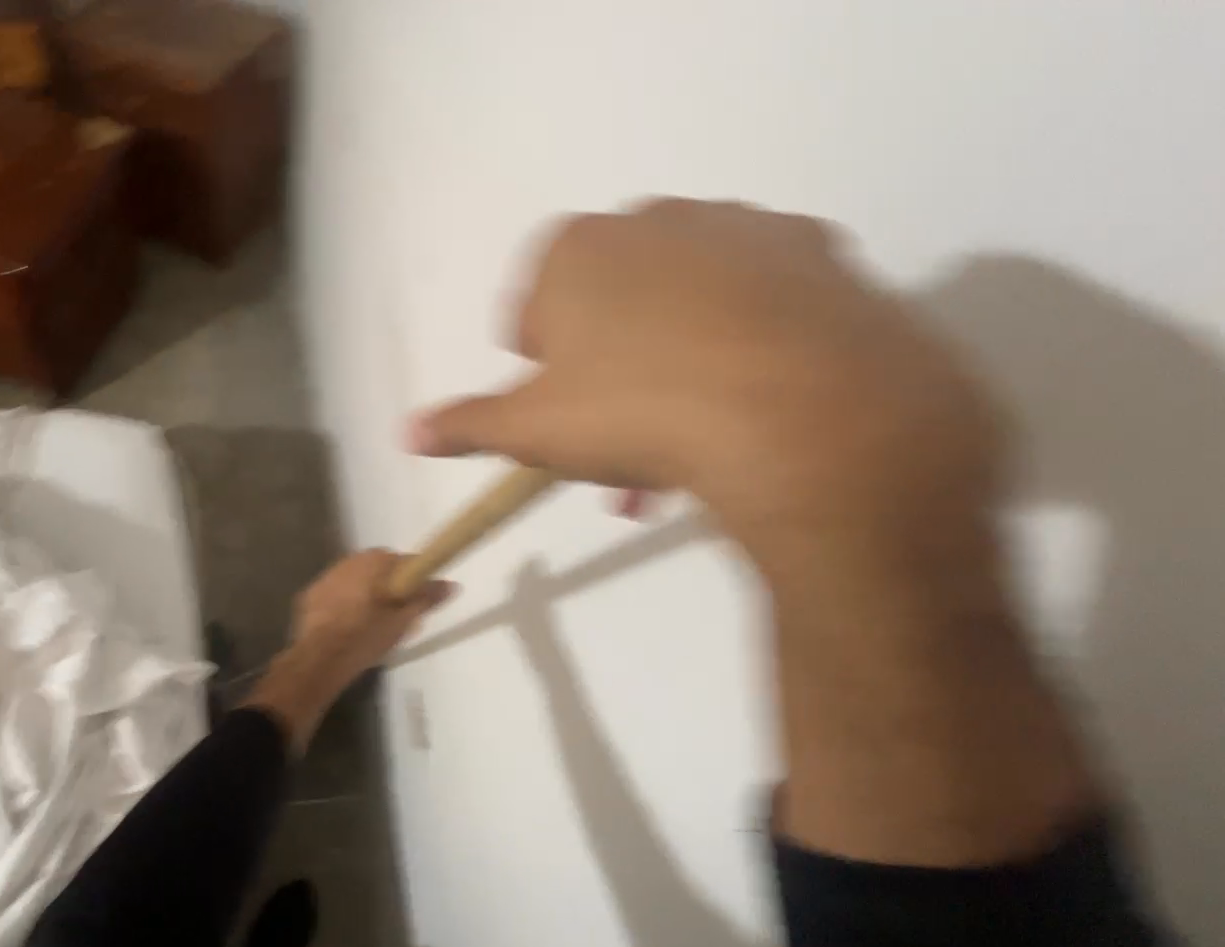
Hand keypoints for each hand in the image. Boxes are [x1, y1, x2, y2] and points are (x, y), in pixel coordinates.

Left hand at [244, 551, 453, 753]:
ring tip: (372, 624)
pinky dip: (343, 604)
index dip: (414, 581)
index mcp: (375, 561)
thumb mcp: (403, 620)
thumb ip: (427, 598)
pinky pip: (335, 593)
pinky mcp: (310, 594)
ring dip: (366, 595)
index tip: (417, 601)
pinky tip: (347, 627)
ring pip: (356, 581)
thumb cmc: (367, 635)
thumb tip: (452, 584)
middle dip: (390, 588)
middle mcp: (350, 560)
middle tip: (397, 616)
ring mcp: (327, 576)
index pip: (405, 562)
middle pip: (379, 570)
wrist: (321, 657)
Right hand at [408, 199, 1008, 597]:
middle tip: (620, 439)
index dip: (540, 367)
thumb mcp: (534, 430)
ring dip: (670, 366)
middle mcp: (656, 222)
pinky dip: (743, 346)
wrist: (804, 414)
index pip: (534, 307)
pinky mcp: (818, 256)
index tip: (560, 412)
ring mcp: (743, 231)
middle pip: (611, 304)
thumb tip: (406, 433)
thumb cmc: (637, 412)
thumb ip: (468, 426)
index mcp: (577, 252)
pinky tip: (749, 404)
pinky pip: (758, 304)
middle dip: (606, 372)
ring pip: (684, 306)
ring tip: (684, 445)